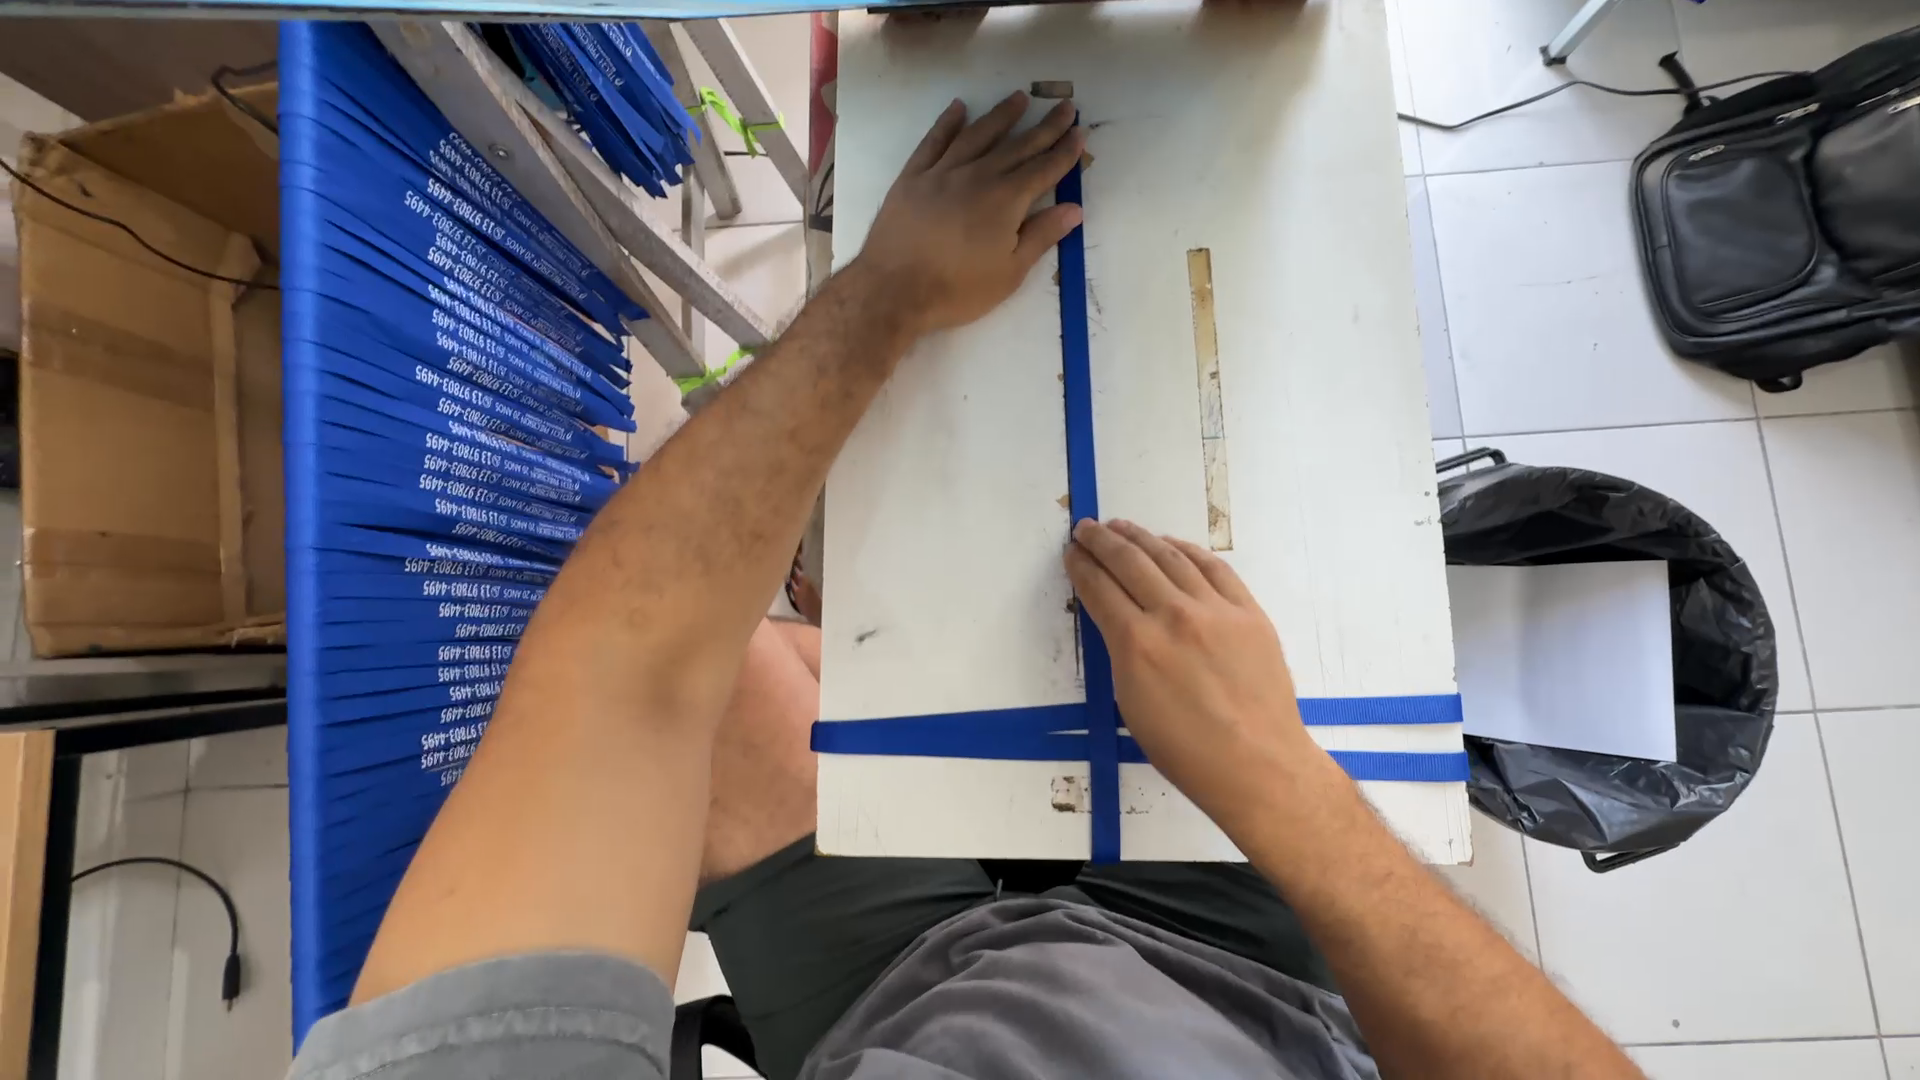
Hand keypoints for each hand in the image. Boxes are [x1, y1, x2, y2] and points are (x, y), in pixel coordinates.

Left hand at [848, 91, 1085, 336]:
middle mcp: (977, 176)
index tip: (1080, 133)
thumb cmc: (957, 291)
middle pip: (1017, 146)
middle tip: (1064, 106)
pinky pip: (933, 142)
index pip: (1043, 169)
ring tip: (1019, 98)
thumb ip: (1041, 237)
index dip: (1064, 153)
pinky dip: (947, 123)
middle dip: (1044, 128)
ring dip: (1000, 116)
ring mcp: (942, 173)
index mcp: (1006, 201)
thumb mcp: (1009, 273)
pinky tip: (958, 108)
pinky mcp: (912, 177)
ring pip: (977, 135)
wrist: (894, 290)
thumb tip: (1073, 209)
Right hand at [1063, 519, 1332, 826]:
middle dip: (1102, 542)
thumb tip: (1119, 619)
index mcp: (1137, 644)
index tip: (1072, 553)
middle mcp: (1174, 616)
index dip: (1081, 567)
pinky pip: (1214, 569)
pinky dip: (1187, 551)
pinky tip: (1171, 544)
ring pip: (1171, 557)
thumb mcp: (1131, 703)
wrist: (1257, 765)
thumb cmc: (1185, 750)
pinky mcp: (1249, 612)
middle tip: (1086, 529)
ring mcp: (1216, 610)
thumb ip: (1123, 652)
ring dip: (1141, 537)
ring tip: (1121, 526)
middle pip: (1130, 562)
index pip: (1100, 589)